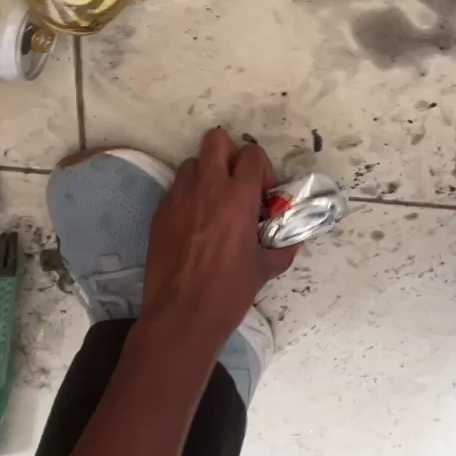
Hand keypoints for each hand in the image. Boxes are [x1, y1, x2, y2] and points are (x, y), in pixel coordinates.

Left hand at [138, 127, 298, 350]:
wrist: (180, 316)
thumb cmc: (229, 291)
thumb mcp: (266, 268)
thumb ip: (284, 246)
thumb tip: (295, 238)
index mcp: (238, 196)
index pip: (252, 153)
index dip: (260, 168)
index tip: (261, 193)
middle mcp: (208, 187)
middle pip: (216, 139)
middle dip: (229, 154)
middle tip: (236, 184)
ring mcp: (179, 198)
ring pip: (192, 162)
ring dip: (206, 174)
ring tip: (213, 202)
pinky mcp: (160, 213)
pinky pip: (176, 188)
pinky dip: (188, 196)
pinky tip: (194, 224)